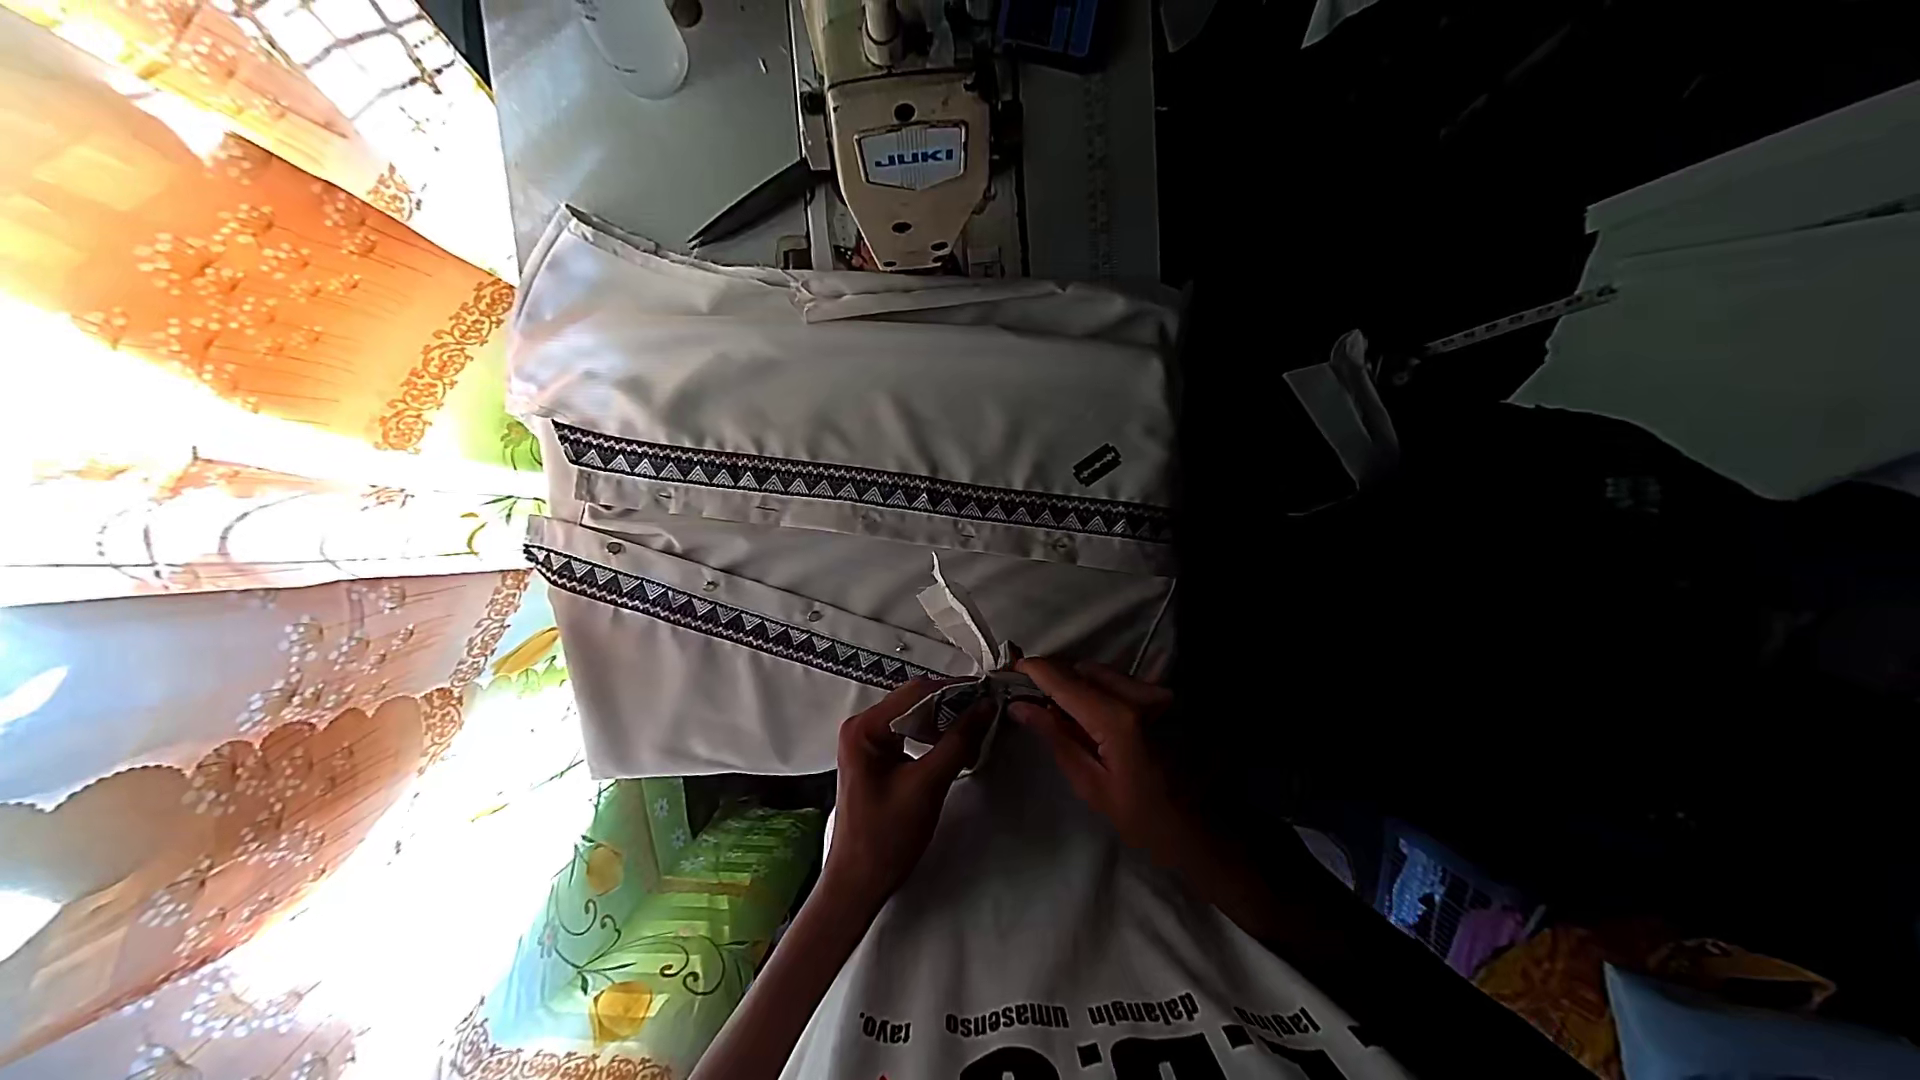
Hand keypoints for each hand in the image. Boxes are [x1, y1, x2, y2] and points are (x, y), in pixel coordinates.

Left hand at [824, 678, 991, 911]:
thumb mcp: (927, 785)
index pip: (915, 692)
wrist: (859, 882)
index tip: (985, 692)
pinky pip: (908, 733)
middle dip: (950, 704)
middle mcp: (861, 727)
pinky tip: (952, 745)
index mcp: (864, 728)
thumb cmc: (885, 837)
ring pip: (913, 716)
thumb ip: (958, 741)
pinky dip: (933, 736)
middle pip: (913, 700)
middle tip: (984, 709)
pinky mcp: (875, 757)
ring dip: (943, 720)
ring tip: (974, 727)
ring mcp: (866, 742)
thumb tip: (984, 707)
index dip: (953, 689)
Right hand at [1009, 657, 1189, 860]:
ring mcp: (1158, 694)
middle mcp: (1140, 695)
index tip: (1009, 671)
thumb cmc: (1144, 818)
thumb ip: (1055, 737)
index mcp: (1118, 718)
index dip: (1034, 670)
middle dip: (1054, 680)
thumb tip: (1020, 706)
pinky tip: (1093, 718)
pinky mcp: (1167, 700)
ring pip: (1103, 673)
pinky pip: (1123, 683)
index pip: (1064, 680)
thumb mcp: (1091, 784)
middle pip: (1083, 670)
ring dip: (1078, 686)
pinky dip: (1101, 691)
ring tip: (1062, 714)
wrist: (1206, 832)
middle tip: (1032, 700)